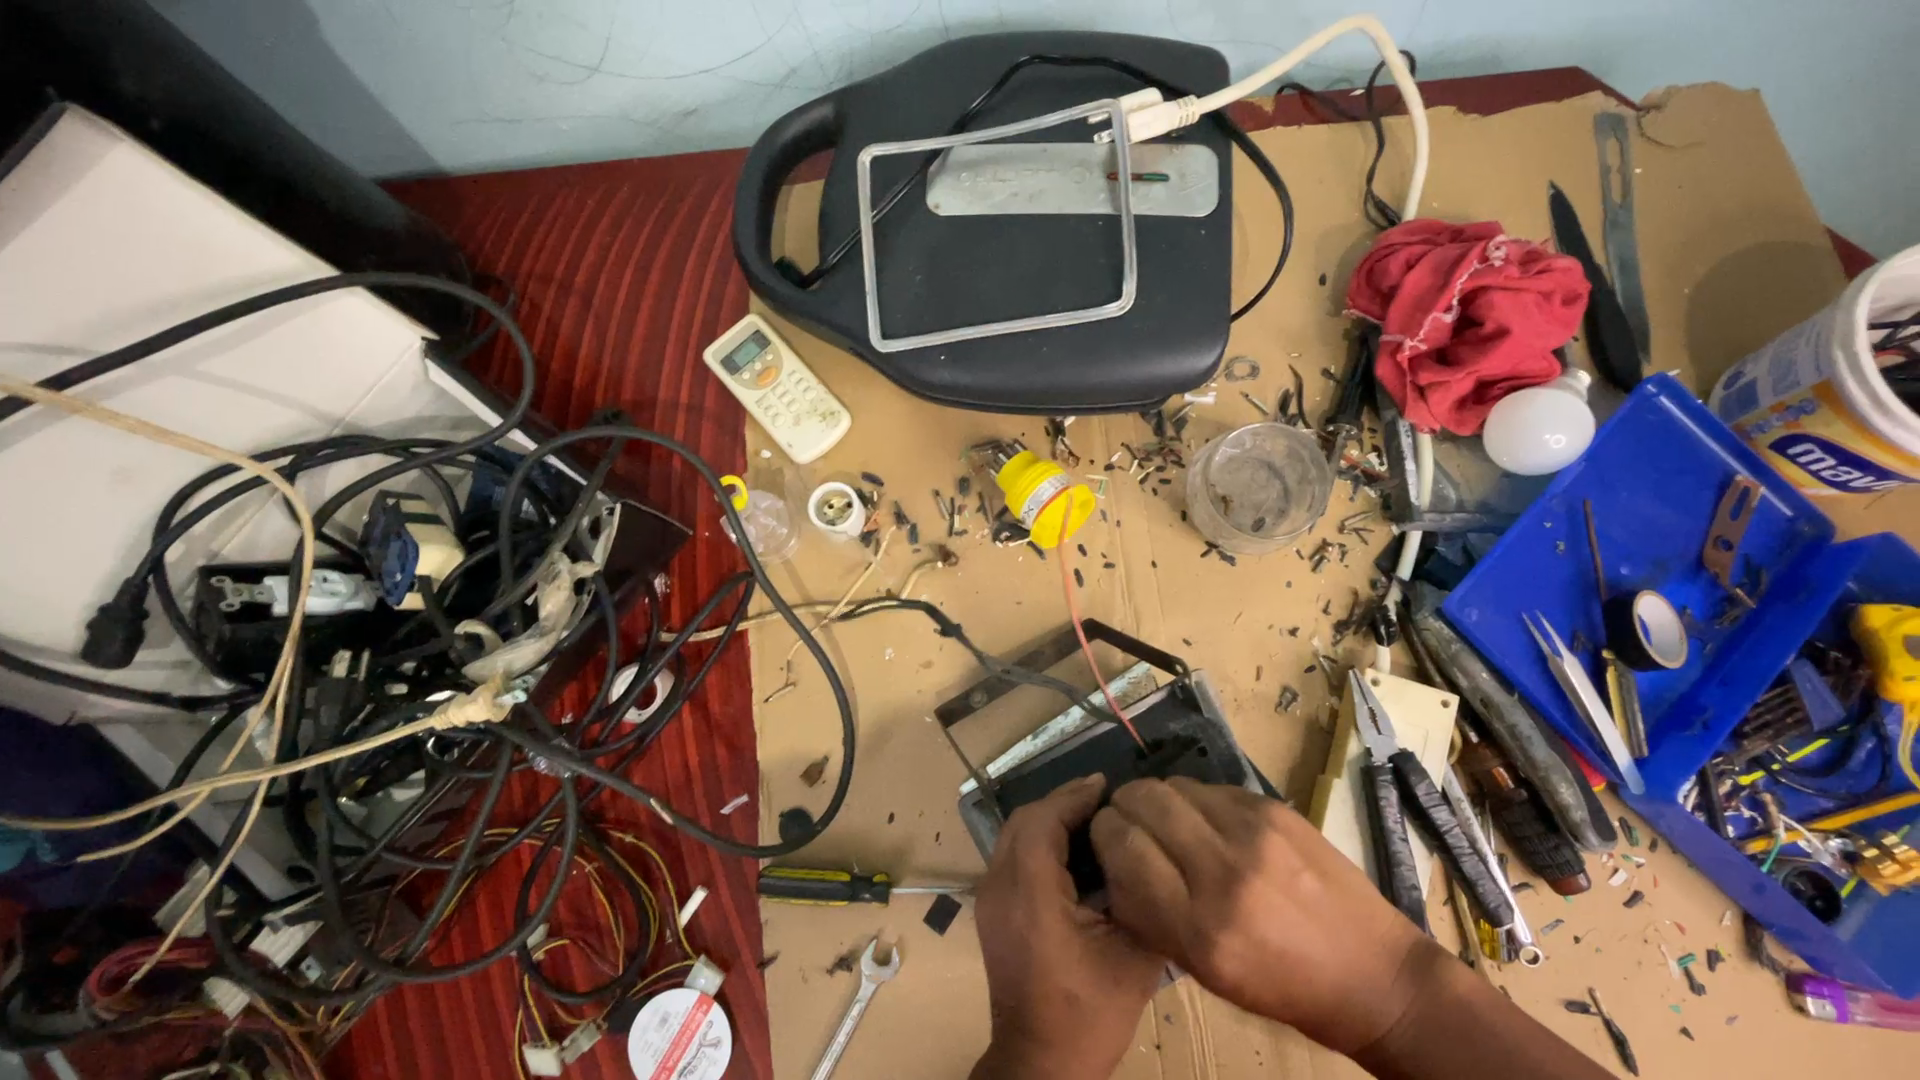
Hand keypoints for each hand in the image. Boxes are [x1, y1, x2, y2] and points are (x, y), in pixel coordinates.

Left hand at [970, 775, 1163, 1079]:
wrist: (1042, 1060)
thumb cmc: (1089, 1012)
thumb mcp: (1131, 954)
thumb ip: (1136, 893)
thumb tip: (1141, 848)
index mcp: (1030, 895)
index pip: (1042, 821)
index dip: (1073, 796)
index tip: (1108, 784)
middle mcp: (999, 888)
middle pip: (1023, 821)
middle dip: (1061, 802)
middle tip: (1104, 799)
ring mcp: (988, 899)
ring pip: (1013, 836)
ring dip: (1049, 820)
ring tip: (1093, 817)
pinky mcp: (991, 911)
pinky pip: (1012, 856)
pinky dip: (1039, 841)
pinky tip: (1072, 850)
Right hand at [1089, 777, 1438, 1055]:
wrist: (1372, 974)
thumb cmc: (1280, 987)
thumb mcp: (1202, 971)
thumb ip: (1149, 913)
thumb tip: (1112, 858)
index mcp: (1198, 929)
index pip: (1121, 846)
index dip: (1104, 836)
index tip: (1108, 844)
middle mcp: (1222, 872)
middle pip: (1141, 801)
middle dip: (1123, 809)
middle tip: (1130, 825)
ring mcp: (1253, 833)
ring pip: (1172, 785)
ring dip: (1158, 800)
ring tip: (1169, 824)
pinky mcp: (1275, 810)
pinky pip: (1210, 787)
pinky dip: (1196, 801)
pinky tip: (1208, 824)